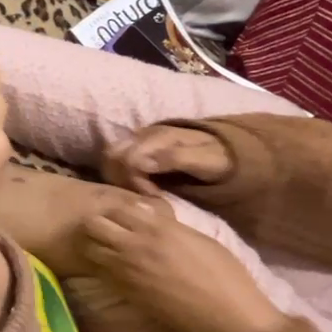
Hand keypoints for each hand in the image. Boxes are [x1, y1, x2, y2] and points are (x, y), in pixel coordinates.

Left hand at [82, 199, 284, 331]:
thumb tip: (146, 214)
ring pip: (86, 246)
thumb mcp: (201, 241)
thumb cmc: (226, 276)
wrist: (228, 315)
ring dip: (92, 245)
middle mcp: (135, 243)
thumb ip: (168, 225)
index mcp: (159, 229)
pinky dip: (99, 266)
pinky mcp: (120, 286)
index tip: (123, 219)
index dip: (117, 213)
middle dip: (96, 225)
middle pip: (93, 223)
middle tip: (107, 232)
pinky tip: (111, 268)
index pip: (117, 208)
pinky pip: (96, 269)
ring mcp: (123, 265)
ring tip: (105, 250)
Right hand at [102, 124, 233, 194]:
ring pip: (108, 160)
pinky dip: (120, 178)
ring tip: (141, 193)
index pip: (126, 155)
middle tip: (144, 196)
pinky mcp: (129, 150)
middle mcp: (139, 135)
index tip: (152, 195)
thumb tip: (140, 164)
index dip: (134, 178)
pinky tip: (137, 188)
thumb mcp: (204, 160)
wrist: (223, 150)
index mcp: (157, 136)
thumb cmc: (215, 158)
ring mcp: (133, 142)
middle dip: (123, 179)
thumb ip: (175, 159)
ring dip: (119, 180)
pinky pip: (112, 164)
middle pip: (111, 156)